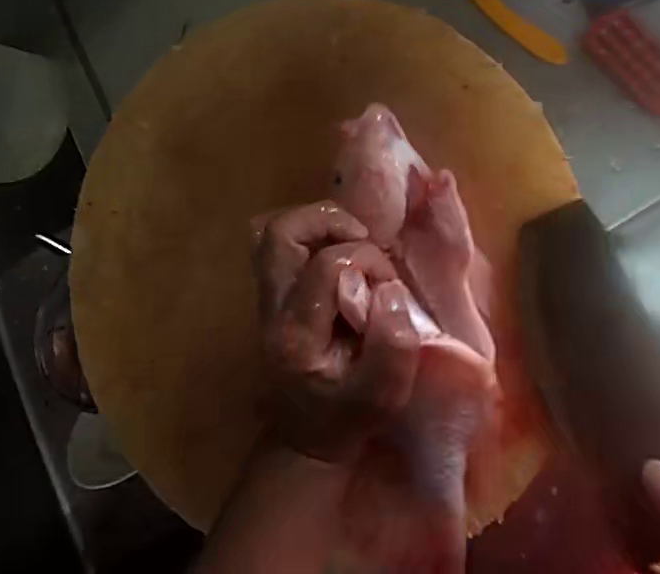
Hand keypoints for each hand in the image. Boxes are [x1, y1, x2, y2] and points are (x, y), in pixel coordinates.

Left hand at [251, 202, 420, 462]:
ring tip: (352, 241)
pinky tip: (339, 252)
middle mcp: (272, 307)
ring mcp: (267, 296)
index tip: (388, 284)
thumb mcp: (381, 398)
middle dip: (328, 221)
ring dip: (318, 224)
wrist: (305, 438)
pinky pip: (281, 242)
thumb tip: (390, 290)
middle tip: (362, 240)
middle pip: (280, 232)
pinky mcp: (272, 290)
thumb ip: (392, 347)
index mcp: (297, 332)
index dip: (365, 260)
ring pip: (274, 230)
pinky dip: (311, 234)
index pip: (324, 266)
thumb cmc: (346, 418)